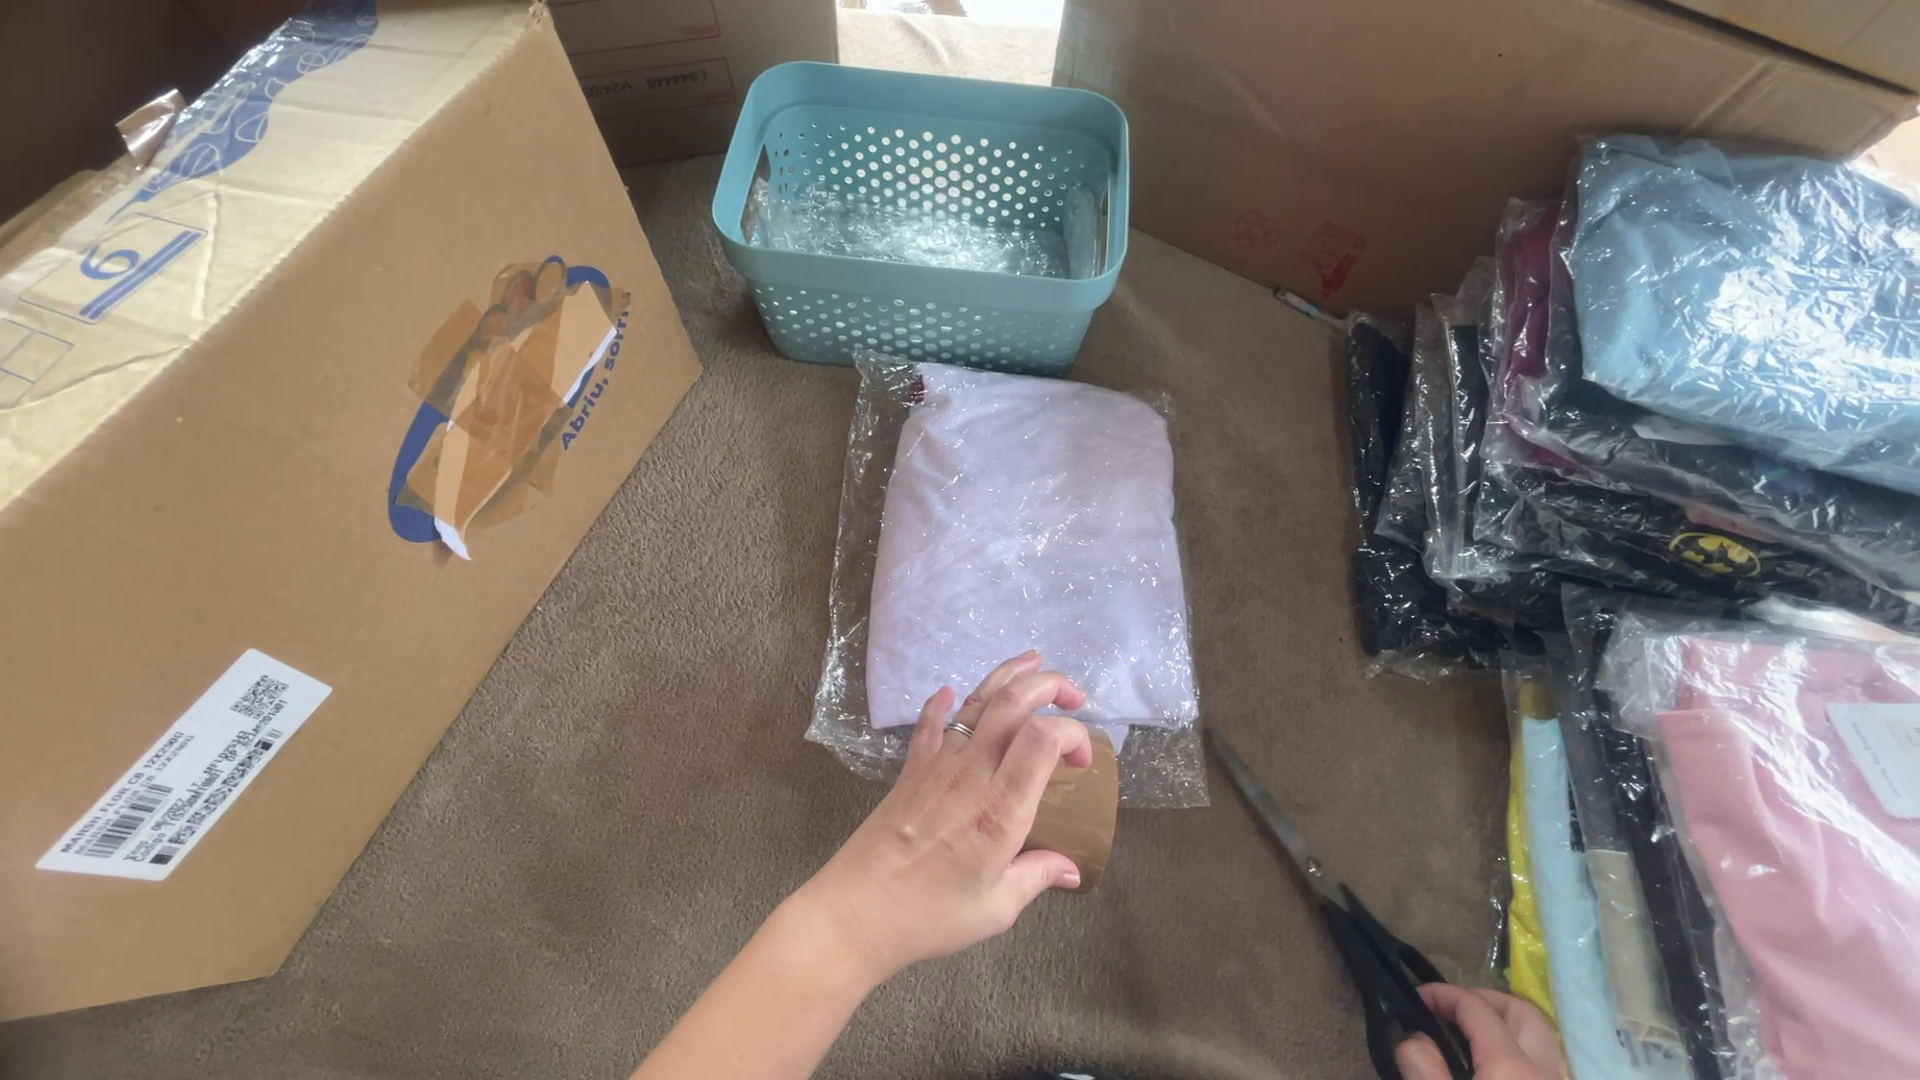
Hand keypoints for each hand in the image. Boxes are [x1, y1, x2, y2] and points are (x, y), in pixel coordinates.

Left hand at [782, 650, 1092, 986]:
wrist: (857, 910)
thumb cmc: (930, 915)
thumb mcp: (995, 908)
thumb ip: (1036, 877)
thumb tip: (1072, 868)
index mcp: (1001, 808)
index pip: (1044, 738)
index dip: (1073, 733)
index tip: (1082, 760)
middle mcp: (972, 772)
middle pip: (1013, 702)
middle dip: (1050, 686)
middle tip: (1074, 697)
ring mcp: (939, 763)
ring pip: (976, 701)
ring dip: (1008, 675)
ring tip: (1034, 661)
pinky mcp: (912, 767)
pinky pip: (930, 722)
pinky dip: (943, 702)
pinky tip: (951, 692)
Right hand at [1397, 985, 1564, 1079]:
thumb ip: (1424, 1068)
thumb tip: (1411, 1035)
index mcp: (1512, 1067)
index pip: (1475, 1007)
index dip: (1441, 993)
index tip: (1414, 998)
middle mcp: (1546, 1072)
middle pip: (1524, 1012)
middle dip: (1484, 1001)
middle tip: (1450, 1012)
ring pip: (1541, 1040)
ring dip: (1505, 1027)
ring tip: (1469, 1040)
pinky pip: (1544, 1066)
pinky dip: (1518, 1055)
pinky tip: (1492, 1071)